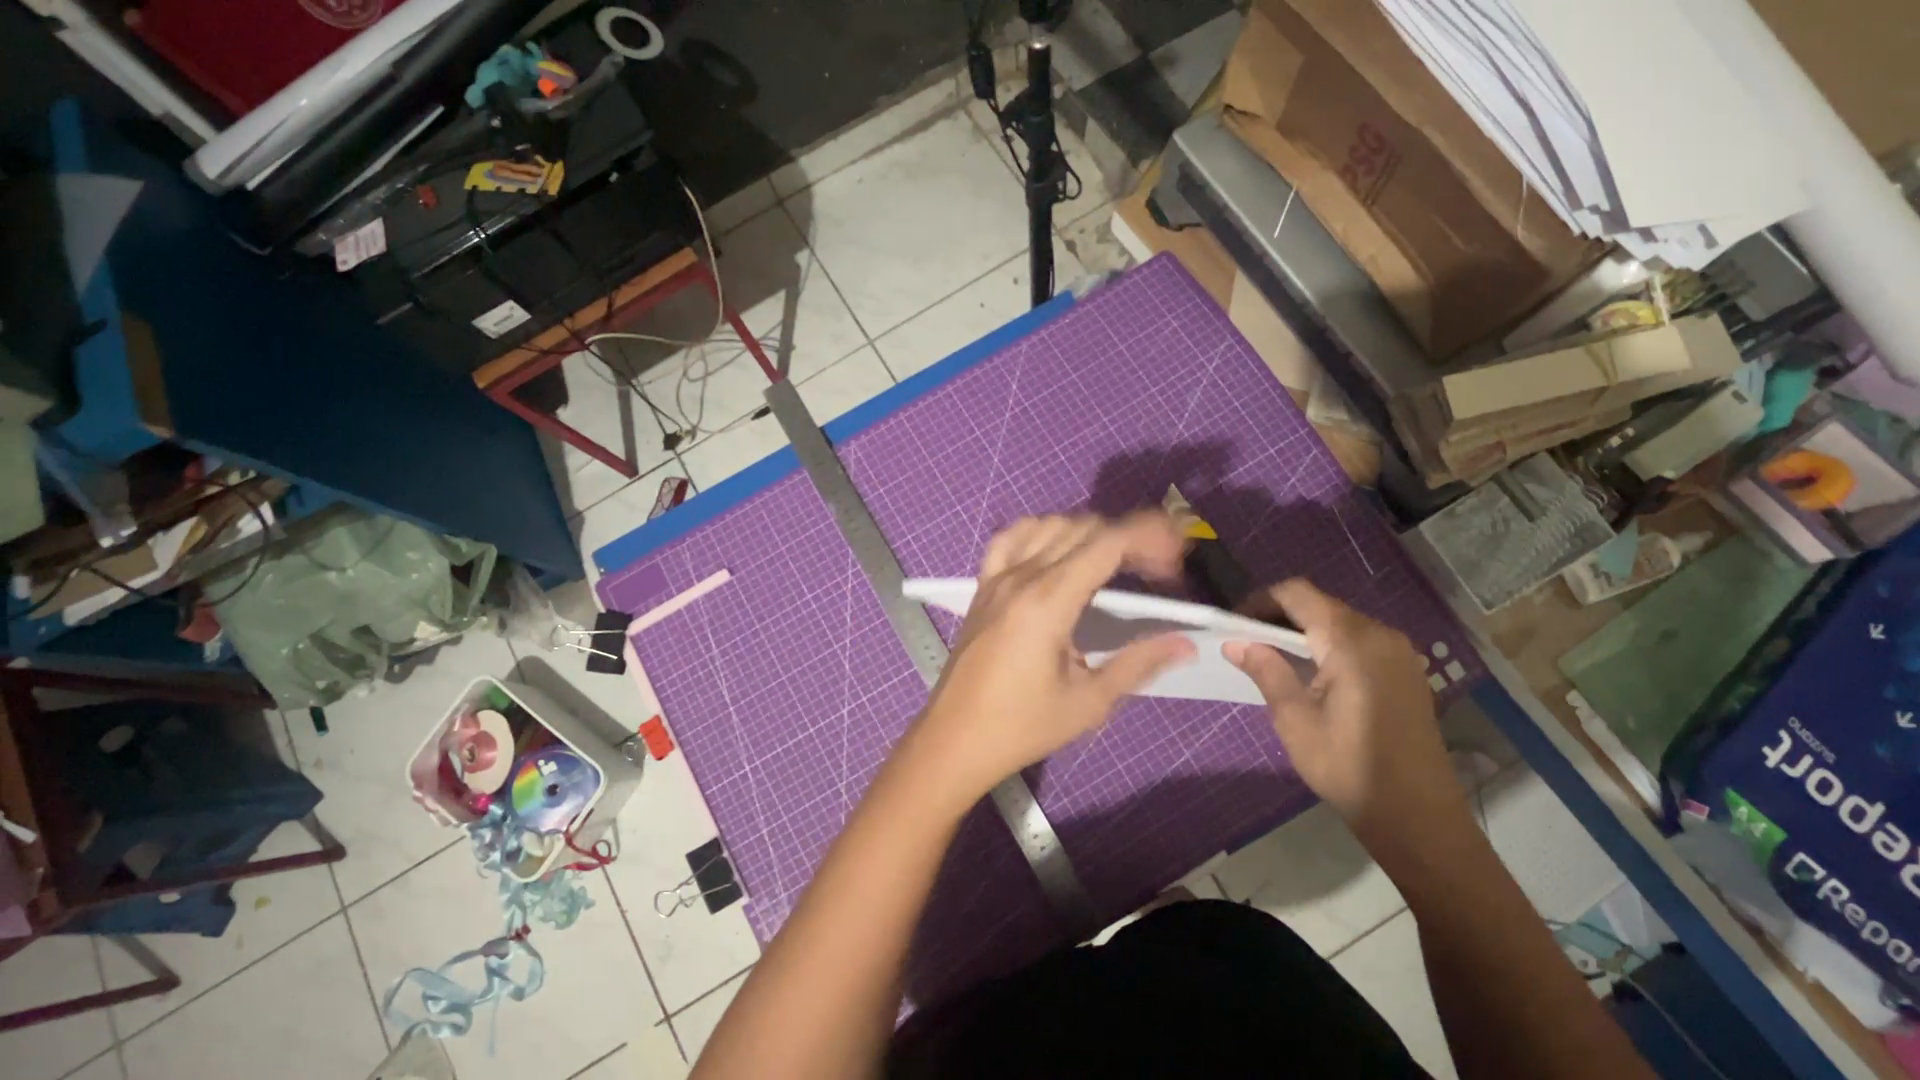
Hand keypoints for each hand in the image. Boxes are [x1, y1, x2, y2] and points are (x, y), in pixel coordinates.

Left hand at [904, 512, 1196, 802]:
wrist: (953, 740)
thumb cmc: (1021, 727)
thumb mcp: (1089, 703)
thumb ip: (1138, 664)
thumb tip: (1185, 643)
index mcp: (1048, 601)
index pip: (1107, 543)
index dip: (1149, 538)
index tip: (1176, 561)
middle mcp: (1021, 577)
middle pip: (1084, 528)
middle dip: (1129, 537)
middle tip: (1158, 572)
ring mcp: (996, 577)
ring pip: (1049, 526)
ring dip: (1089, 533)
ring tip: (1116, 565)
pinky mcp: (982, 587)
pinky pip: (1010, 539)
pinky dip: (1041, 533)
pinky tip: (1058, 553)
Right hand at [1223, 580, 1467, 840]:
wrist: (1416, 813)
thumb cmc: (1347, 767)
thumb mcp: (1295, 721)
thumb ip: (1267, 672)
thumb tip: (1236, 642)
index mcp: (1350, 641)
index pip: (1297, 594)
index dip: (1261, 601)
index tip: (1234, 625)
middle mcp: (1379, 634)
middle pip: (1321, 605)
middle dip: (1281, 618)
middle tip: (1248, 645)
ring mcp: (1399, 652)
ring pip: (1341, 623)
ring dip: (1306, 633)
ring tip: (1275, 662)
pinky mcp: (1407, 671)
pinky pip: (1361, 642)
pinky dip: (1331, 647)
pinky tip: (1314, 678)